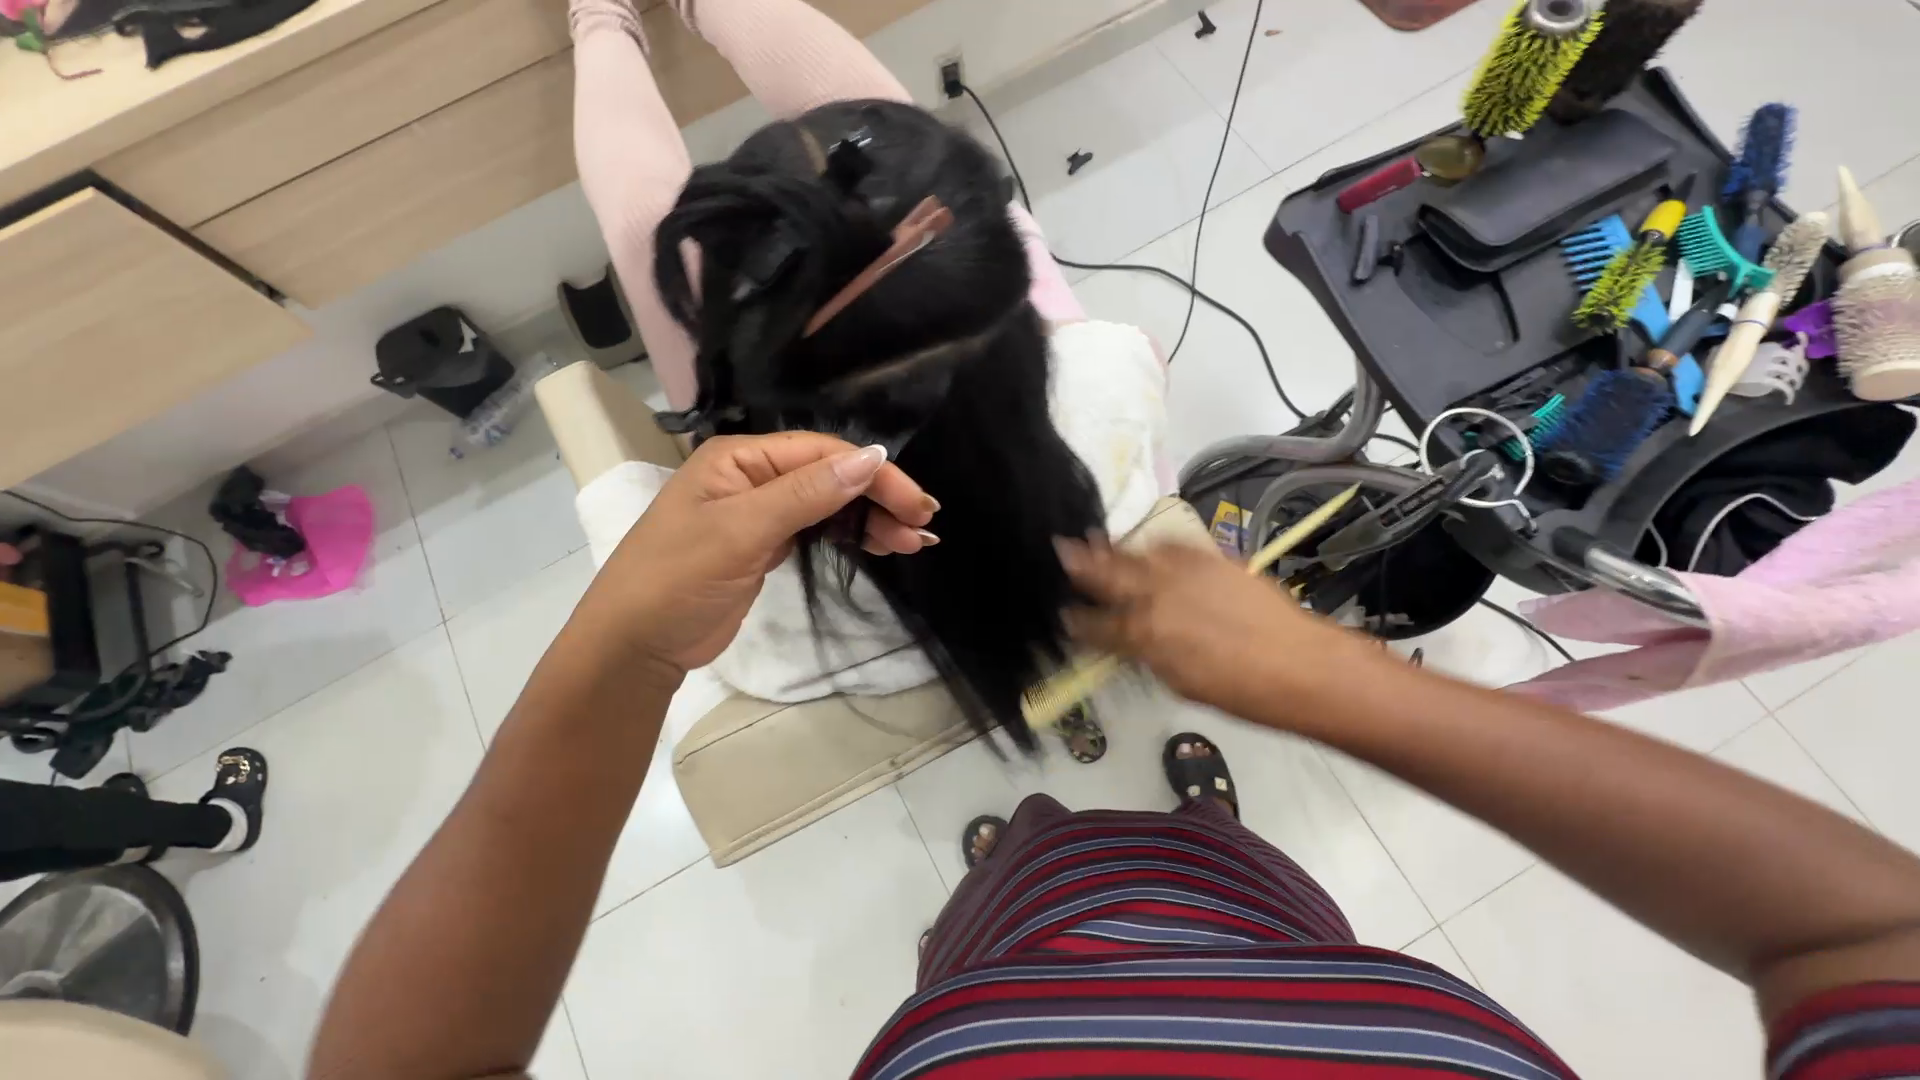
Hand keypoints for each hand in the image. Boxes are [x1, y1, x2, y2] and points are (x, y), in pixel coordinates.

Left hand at [573, 432, 937, 681]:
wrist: (634, 645)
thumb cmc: (676, 579)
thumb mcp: (741, 532)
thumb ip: (806, 494)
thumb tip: (871, 456)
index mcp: (740, 457)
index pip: (822, 453)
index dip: (873, 473)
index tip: (915, 504)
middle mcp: (752, 476)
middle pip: (830, 475)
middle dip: (879, 497)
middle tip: (923, 524)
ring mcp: (759, 511)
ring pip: (829, 503)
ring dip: (870, 519)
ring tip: (913, 542)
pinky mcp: (765, 545)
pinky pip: (818, 529)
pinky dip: (849, 536)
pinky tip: (879, 545)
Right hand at [1056, 538, 1375, 719]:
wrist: (1303, 666)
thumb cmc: (1240, 692)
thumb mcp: (1179, 682)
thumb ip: (1146, 654)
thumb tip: (1130, 642)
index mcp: (1144, 635)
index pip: (1096, 625)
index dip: (1076, 620)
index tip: (1065, 614)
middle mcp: (1157, 596)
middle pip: (1107, 574)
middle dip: (1080, 564)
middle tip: (1061, 550)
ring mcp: (1185, 571)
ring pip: (1137, 552)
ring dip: (1112, 548)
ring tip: (1094, 542)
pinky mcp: (1212, 558)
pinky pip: (1173, 542)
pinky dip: (1154, 544)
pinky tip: (1148, 545)